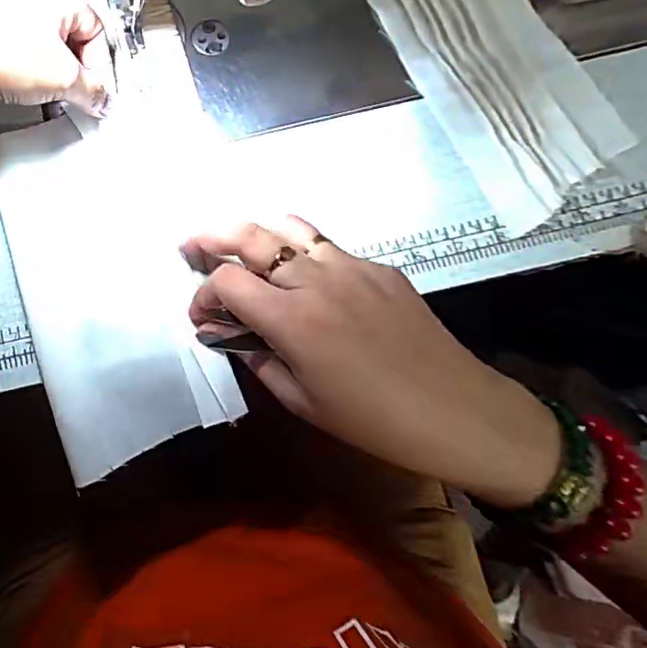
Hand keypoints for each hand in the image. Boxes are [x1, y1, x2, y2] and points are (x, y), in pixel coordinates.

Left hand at [0, 0, 115, 114]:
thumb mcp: (63, 80)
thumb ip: (93, 91)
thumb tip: (100, 98)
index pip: (97, 31)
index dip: (100, 67)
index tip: (96, 94)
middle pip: (69, 35)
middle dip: (74, 69)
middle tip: (72, 95)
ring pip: (40, 41)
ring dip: (47, 70)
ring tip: (39, 92)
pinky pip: (12, 45)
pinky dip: (19, 66)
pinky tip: (12, 84)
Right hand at [186, 217, 562, 507]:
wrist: (453, 409)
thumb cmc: (371, 420)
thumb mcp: (302, 400)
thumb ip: (257, 358)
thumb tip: (225, 334)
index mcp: (291, 318)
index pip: (227, 281)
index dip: (203, 295)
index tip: (201, 316)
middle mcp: (316, 279)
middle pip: (251, 236)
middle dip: (213, 237)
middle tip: (193, 243)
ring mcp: (351, 265)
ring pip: (291, 227)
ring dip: (259, 232)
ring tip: (244, 245)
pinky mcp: (379, 267)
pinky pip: (329, 246)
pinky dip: (303, 251)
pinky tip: (305, 276)